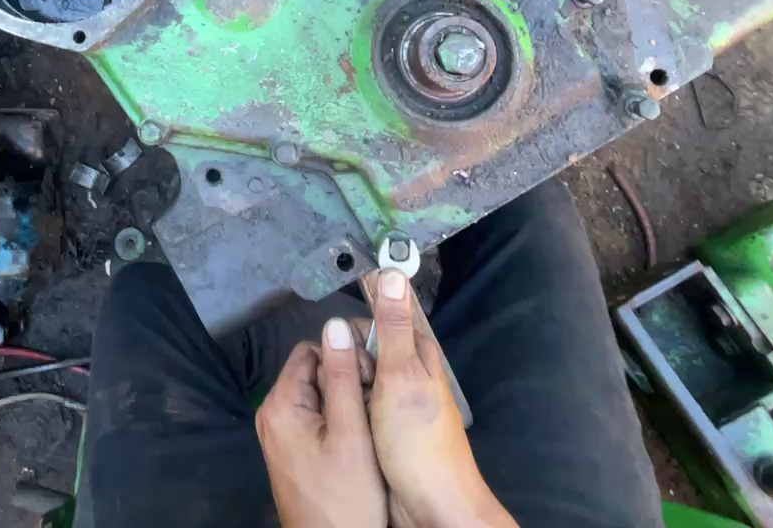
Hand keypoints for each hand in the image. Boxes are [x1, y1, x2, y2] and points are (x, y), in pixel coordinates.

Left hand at [255, 318, 387, 527]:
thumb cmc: (346, 498)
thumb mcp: (352, 435)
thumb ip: (343, 377)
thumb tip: (335, 323)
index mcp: (280, 402)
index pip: (312, 351)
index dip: (343, 359)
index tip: (369, 383)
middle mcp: (270, 412)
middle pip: (312, 372)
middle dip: (343, 382)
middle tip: (371, 408)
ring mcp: (277, 434)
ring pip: (315, 395)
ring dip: (342, 403)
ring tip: (366, 427)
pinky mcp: (287, 452)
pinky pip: (311, 418)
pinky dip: (334, 422)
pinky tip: (355, 441)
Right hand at [367, 269, 516, 527]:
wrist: (430, 509)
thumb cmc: (418, 441)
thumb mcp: (401, 374)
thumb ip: (393, 325)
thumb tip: (393, 269)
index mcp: (417, 354)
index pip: (372, 324)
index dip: (354, 338)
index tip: (350, 361)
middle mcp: (407, 374)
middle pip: (360, 353)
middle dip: (347, 369)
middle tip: (351, 395)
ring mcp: (396, 404)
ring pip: (354, 383)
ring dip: (345, 394)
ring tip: (346, 416)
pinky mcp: (384, 430)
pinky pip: (356, 409)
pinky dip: (347, 414)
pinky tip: (342, 426)